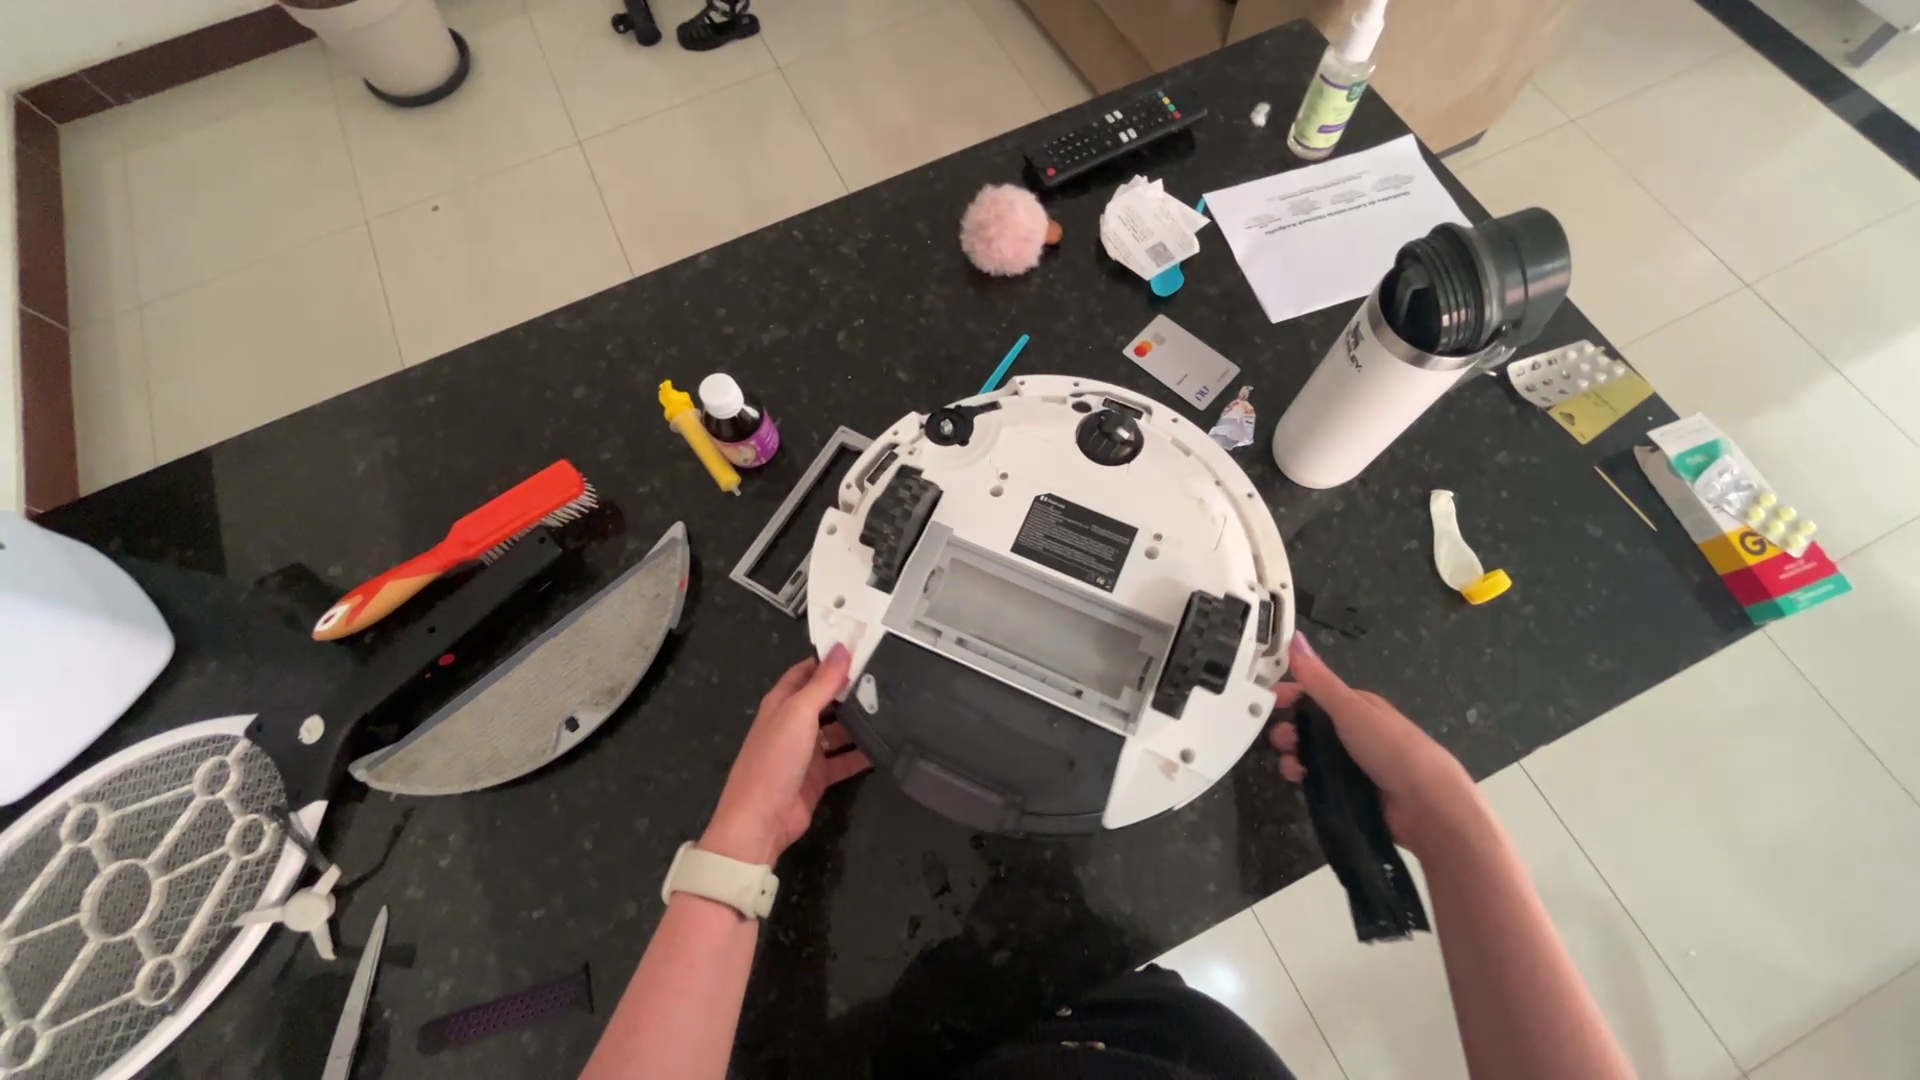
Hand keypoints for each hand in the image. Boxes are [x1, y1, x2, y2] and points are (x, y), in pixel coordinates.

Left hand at [701, 645, 873, 865]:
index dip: (830, 660)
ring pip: (838, 729)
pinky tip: (887, 744)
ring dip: (860, 721)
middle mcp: (793, 723)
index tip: (863, 648)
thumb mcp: (798, 714)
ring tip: (893, 707)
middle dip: (850, 689)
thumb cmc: (774, 759)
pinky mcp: (819, 776)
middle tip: (887, 676)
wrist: (760, 821)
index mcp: (782, 703)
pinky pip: (845, 759)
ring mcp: (807, 751)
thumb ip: (822, 683)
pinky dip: (863, 753)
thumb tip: (841, 647)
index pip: (807, 672)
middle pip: (825, 700)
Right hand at [1269, 634, 1479, 856]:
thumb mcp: (1351, 709)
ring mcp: (1353, 762)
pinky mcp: (1350, 790)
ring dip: (1293, 755)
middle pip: (1309, 725)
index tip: (1265, 700)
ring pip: (1310, 752)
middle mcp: (1355, 732)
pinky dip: (1304, 776)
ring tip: (1291, 765)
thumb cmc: (1391, 748)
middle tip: (1280, 740)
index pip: (1315, 693)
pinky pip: (1317, 777)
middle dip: (1288, 729)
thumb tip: (1294, 638)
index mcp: (1358, 707)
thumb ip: (1318, 679)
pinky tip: (1300, 780)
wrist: (1428, 806)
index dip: (1289, 694)